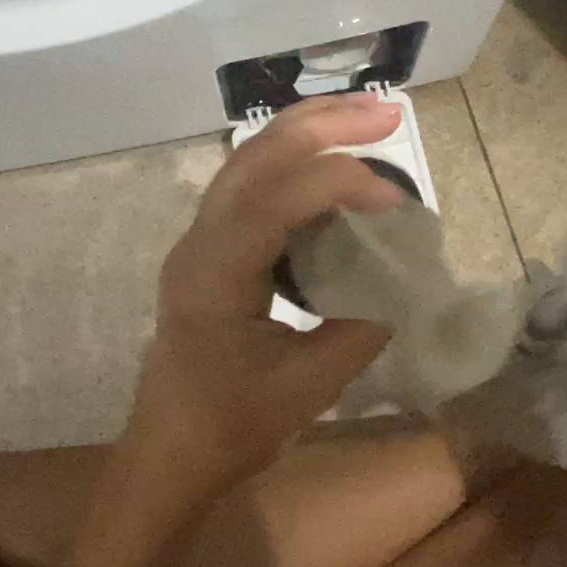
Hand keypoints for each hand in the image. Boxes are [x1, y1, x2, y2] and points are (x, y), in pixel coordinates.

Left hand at [124, 92, 407, 494]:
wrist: (168, 453)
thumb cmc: (228, 428)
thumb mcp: (306, 389)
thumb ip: (357, 331)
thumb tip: (398, 286)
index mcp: (213, 273)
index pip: (275, 199)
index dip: (340, 183)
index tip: (397, 199)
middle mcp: (199, 240)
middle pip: (256, 155)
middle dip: (324, 124)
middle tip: (389, 112)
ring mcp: (200, 239)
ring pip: (249, 160)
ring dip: (307, 131)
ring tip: (366, 117)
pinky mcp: (211, 247)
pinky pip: (251, 185)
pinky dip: (294, 162)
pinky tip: (332, 164)